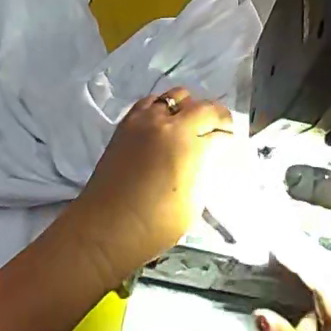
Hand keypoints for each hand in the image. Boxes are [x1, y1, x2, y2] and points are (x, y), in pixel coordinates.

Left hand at [54, 87, 233, 283]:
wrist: (101, 233)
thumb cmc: (154, 225)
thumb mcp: (194, 201)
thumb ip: (202, 169)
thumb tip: (205, 156)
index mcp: (188, 142)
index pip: (220, 128)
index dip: (228, 136)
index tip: (229, 144)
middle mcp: (167, 123)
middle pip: (202, 106)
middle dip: (215, 118)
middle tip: (217, 133)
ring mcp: (143, 121)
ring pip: (176, 96)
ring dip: (188, 108)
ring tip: (189, 128)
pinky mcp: (125, 126)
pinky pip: (151, 103)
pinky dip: (163, 109)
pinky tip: (164, 127)